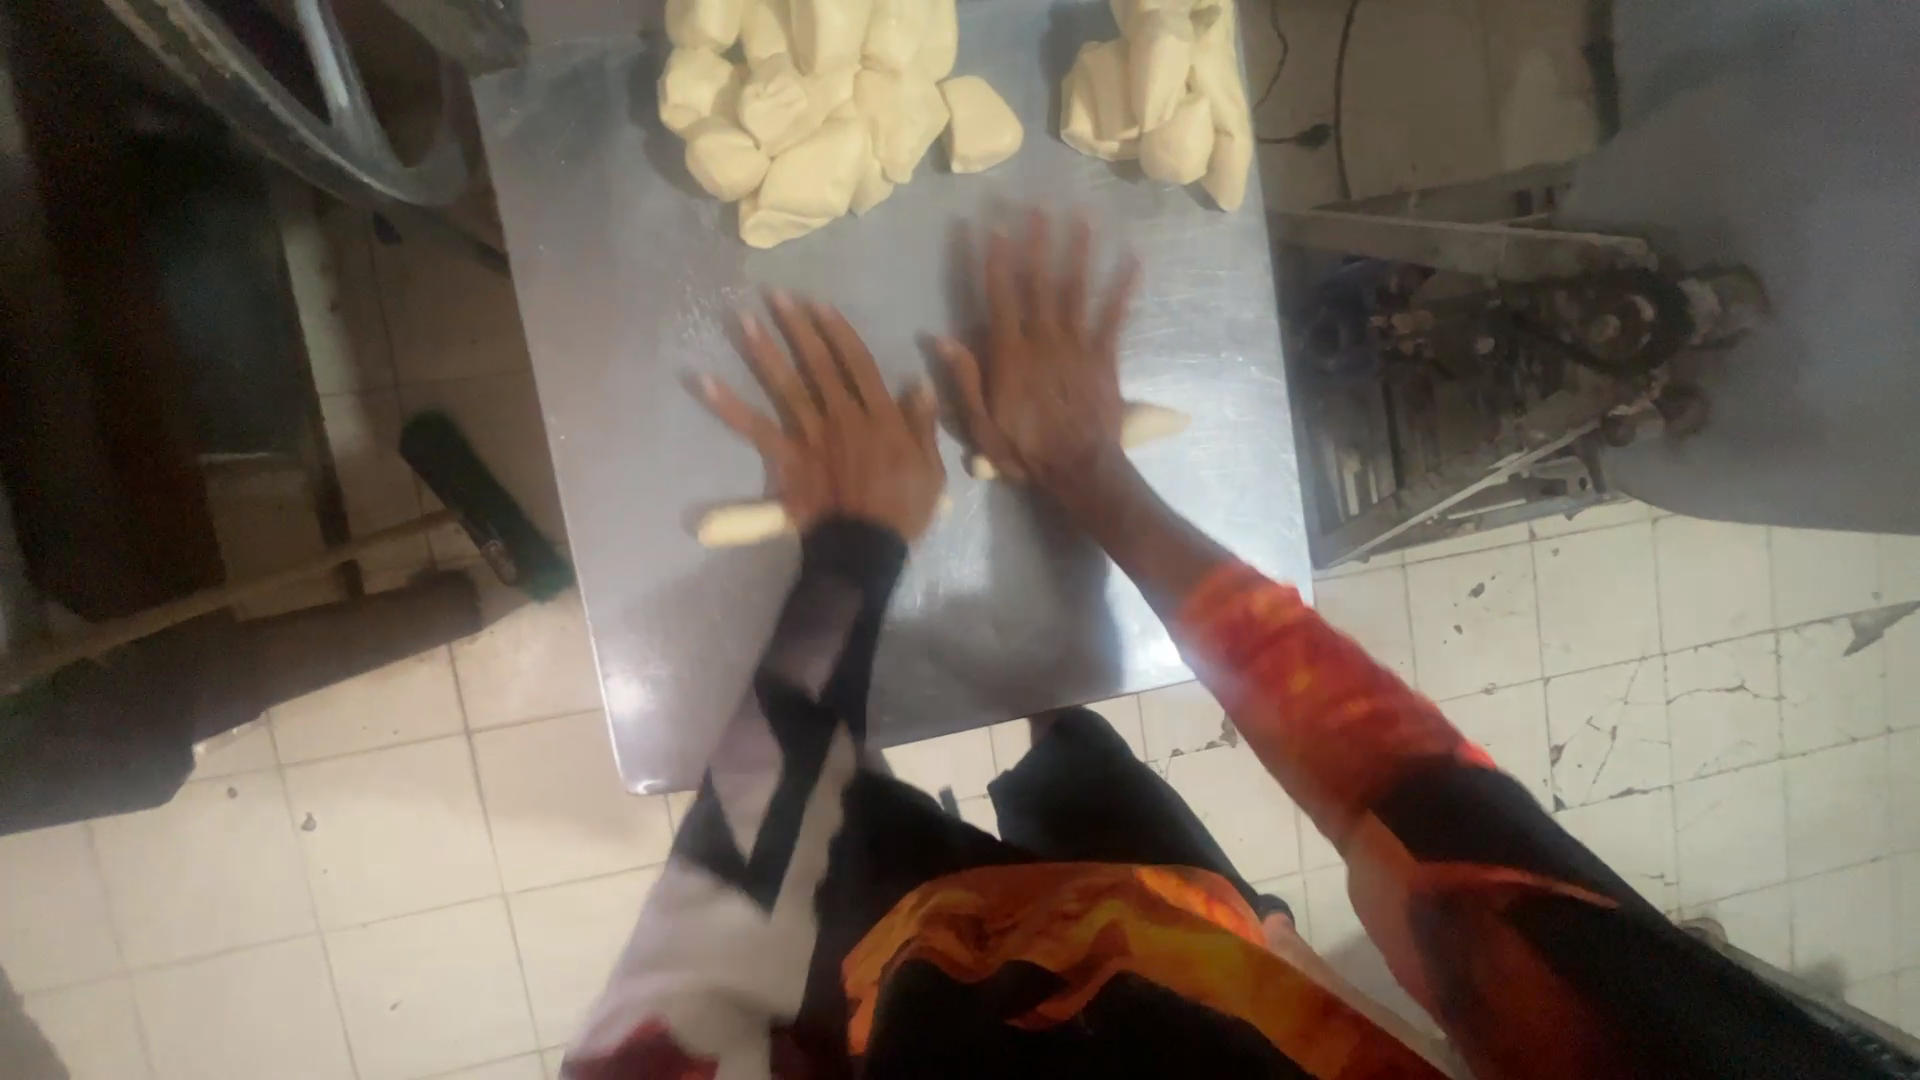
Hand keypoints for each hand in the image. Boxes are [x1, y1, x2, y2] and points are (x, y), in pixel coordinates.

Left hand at [695, 292, 945, 540]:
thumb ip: (922, 425)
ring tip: (746, 319)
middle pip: (818, 365)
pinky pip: (755, 429)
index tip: (820, 305)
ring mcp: (812, 436)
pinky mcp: (788, 459)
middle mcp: (843, 417)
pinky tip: (705, 381)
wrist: (866, 547)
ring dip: (765, 351)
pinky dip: (728, 406)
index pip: (857, 363)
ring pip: (786, 386)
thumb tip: (918, 383)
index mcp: (879, 417)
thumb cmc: (903, 511)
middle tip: (777, 296)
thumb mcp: (931, 469)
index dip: (838, 331)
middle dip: (798, 328)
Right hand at [935, 211, 1139, 496]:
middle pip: (1039, 282)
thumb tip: (941, 338)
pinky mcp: (1104, 357)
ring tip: (1082, 216)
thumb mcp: (980, 424)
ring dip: (1079, 251)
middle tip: (1037, 204)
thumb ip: (964, 379)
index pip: (998, 295)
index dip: (994, 258)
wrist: (1078, 468)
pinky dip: (1123, 288)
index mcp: (1010, 354)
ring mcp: (1077, 345)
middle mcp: (1043, 339)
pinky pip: (1114, 317)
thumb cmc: (1024, 449)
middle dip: (1037, 241)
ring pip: (1077, 290)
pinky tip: (1133, 259)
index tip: (990, 225)